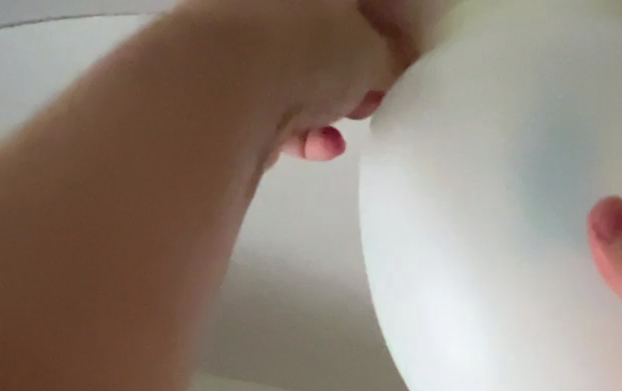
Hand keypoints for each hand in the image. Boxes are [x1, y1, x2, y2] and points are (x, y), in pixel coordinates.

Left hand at [185, 0, 414, 161]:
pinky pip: (271, 101)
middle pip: (322, 30)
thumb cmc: (307, 46)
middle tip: (375, 94)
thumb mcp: (371, 50)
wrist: (222, 87)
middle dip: (352, 66)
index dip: (386, 29)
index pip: (359, 2)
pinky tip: (321, 146)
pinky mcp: (220, 79)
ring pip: (296, 68)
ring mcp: (236, 31)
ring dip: (329, 101)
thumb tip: (396, 65)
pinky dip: (300, 126)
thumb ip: (391, 58)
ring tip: (349, 124)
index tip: (402, 59)